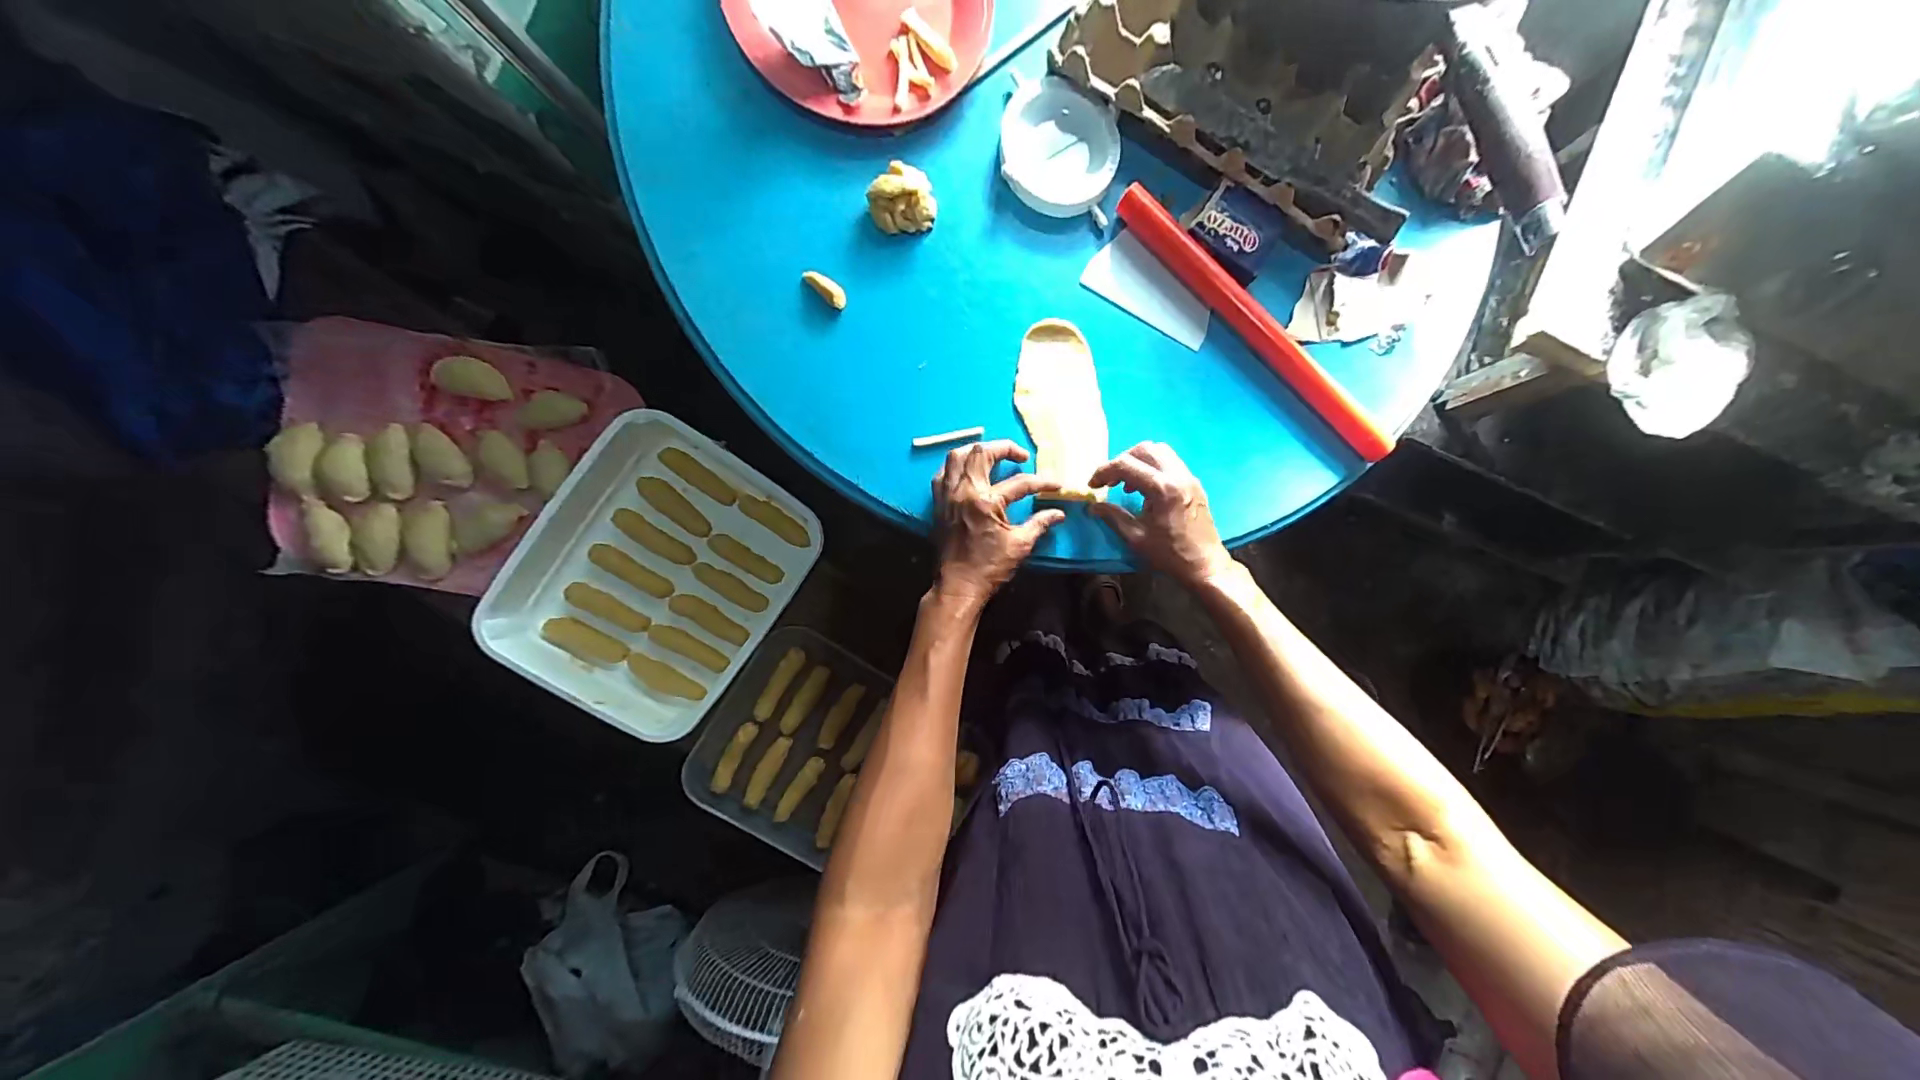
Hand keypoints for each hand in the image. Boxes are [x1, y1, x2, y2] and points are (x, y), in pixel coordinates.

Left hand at [931, 441, 1064, 606]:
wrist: (957, 586)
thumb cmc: (989, 567)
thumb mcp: (1019, 545)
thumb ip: (1039, 523)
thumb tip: (1058, 513)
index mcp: (985, 501)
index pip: (1019, 483)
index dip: (1041, 482)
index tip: (1055, 484)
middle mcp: (963, 491)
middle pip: (981, 453)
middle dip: (1004, 448)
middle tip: (1020, 456)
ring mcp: (947, 495)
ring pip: (957, 456)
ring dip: (977, 451)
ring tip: (993, 456)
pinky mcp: (938, 502)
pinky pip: (943, 473)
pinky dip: (957, 466)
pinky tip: (969, 472)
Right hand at [1090, 442, 1234, 588]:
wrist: (1205, 565)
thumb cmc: (1169, 554)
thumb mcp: (1135, 538)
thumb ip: (1112, 516)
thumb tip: (1093, 506)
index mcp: (1162, 489)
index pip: (1126, 465)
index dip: (1104, 471)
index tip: (1093, 485)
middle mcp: (1178, 475)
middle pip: (1144, 449)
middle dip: (1121, 461)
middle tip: (1110, 481)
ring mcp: (1189, 477)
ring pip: (1159, 451)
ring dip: (1138, 462)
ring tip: (1127, 484)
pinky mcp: (1194, 483)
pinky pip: (1170, 462)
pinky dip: (1152, 467)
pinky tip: (1145, 489)